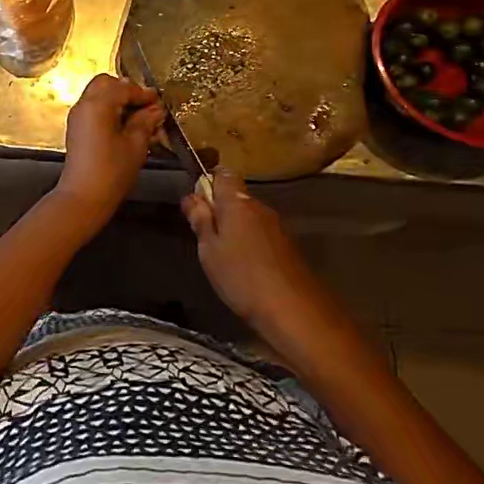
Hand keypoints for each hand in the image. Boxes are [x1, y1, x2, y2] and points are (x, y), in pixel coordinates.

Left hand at [57, 75, 163, 211]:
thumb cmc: (111, 172)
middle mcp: (84, 105)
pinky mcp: (77, 129)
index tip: (158, 101)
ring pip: (98, 95)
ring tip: (139, 117)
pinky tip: (126, 126)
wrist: (83, 198)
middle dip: (127, 90)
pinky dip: (109, 110)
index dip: (143, 93)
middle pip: (106, 84)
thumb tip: (156, 109)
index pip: (123, 87)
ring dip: (118, 100)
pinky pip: (94, 109)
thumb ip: (146, 121)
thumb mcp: (136, 145)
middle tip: (147, 105)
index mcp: (97, 105)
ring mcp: (78, 117)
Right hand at [181, 169, 317, 325]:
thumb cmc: (241, 277)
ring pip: (249, 217)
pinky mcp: (287, 246)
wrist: (293, 309)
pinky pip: (262, 235)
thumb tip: (191, 196)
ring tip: (224, 259)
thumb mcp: (209, 250)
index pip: (224, 174)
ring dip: (235, 229)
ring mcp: (276, 227)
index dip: (209, 183)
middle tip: (205, 239)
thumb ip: (200, 220)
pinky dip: (251, 245)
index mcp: (237, 202)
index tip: (198, 205)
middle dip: (220, 210)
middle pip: (236, 197)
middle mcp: (259, 207)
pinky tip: (245, 269)